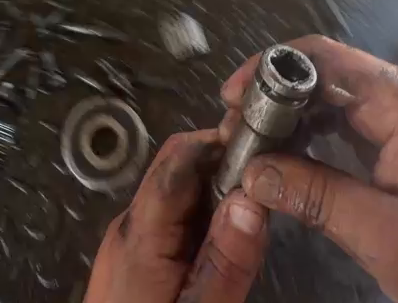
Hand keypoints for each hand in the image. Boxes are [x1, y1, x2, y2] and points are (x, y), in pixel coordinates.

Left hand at [85, 129, 271, 302]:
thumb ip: (226, 262)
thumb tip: (252, 197)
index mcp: (140, 231)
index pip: (178, 158)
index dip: (220, 139)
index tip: (264, 136)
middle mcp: (129, 224)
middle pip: (177, 170)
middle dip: (222, 161)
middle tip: (269, 169)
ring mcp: (128, 241)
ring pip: (177, 195)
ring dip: (215, 189)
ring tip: (258, 198)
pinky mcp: (133, 260)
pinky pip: (171, 221)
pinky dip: (202, 217)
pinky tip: (229, 234)